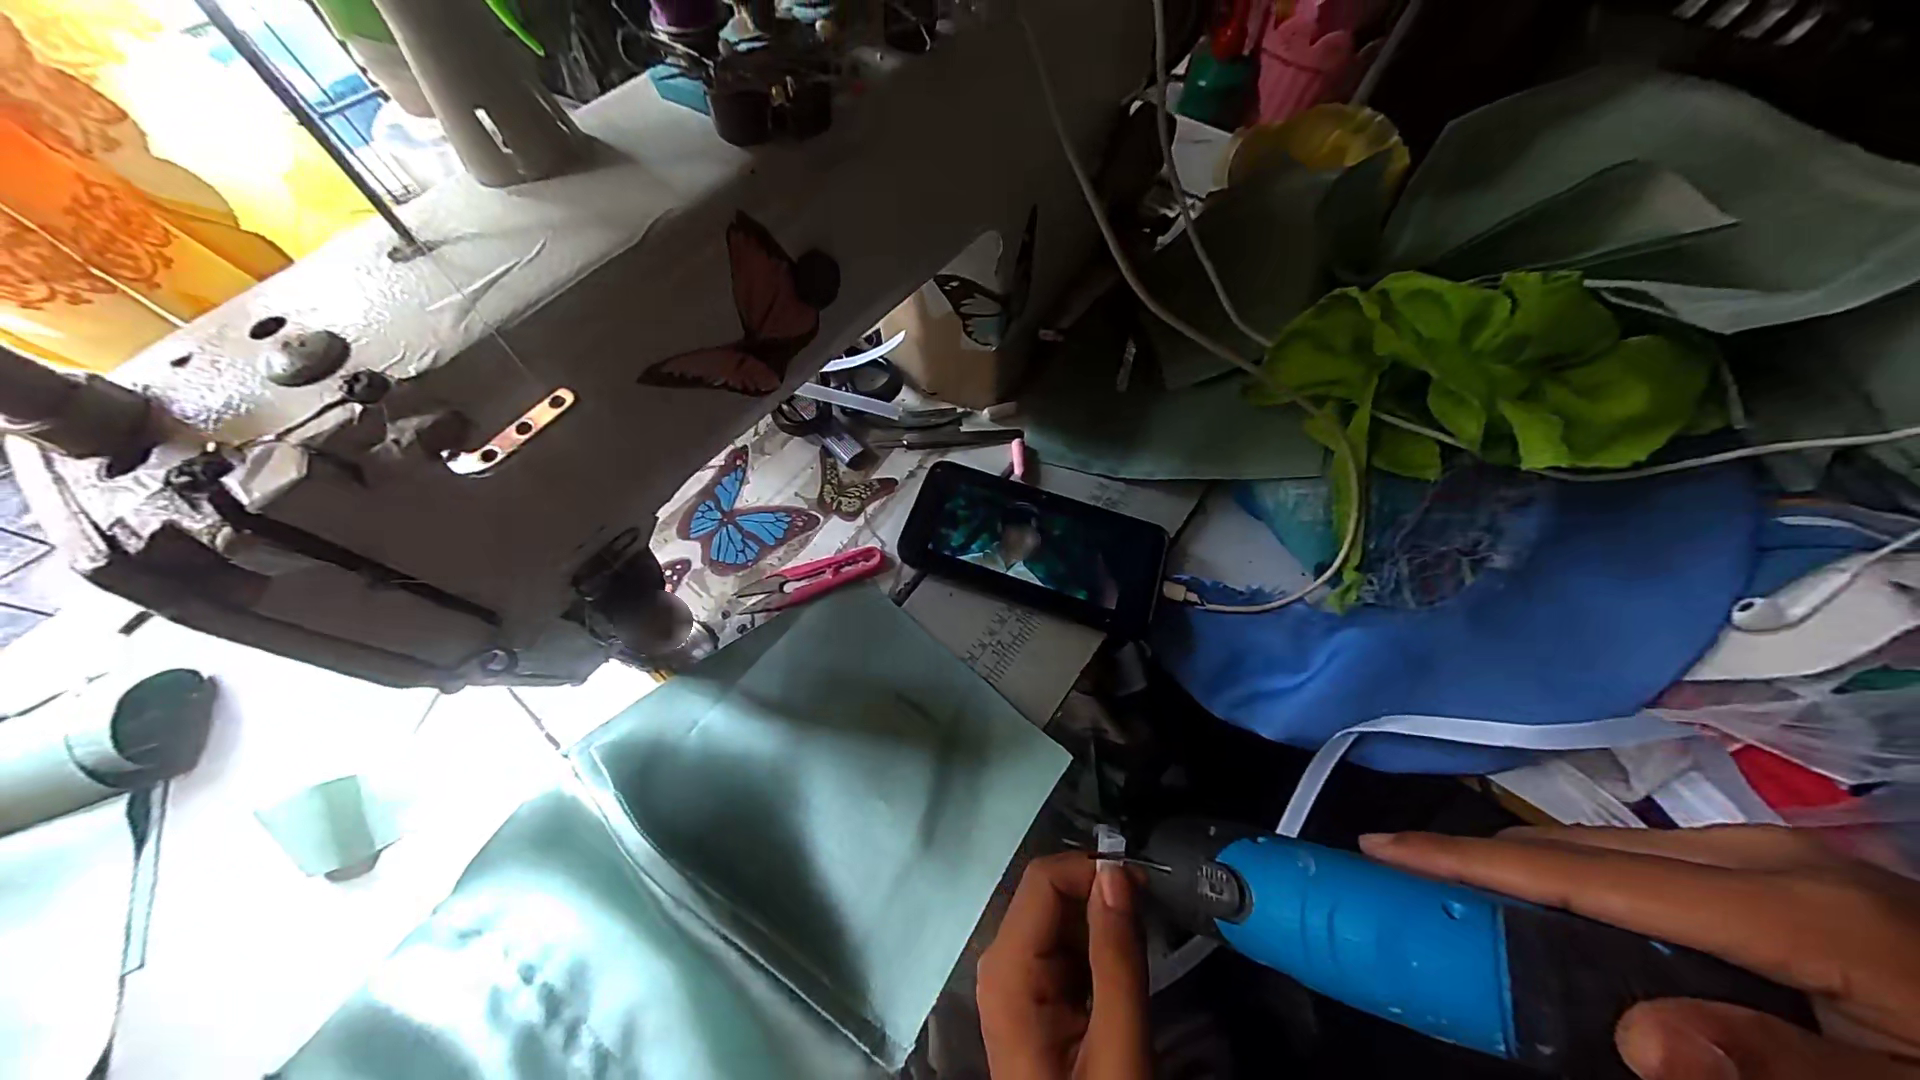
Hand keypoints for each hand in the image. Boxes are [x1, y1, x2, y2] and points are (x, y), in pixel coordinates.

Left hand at [976, 853, 1150, 1079]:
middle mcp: (1001, 960)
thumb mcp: (1117, 1047)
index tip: (1143, 886)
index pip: (1044, 880)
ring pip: (1058, 915)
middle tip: (1149, 914)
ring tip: (1139, 940)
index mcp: (1008, 967)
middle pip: (1048, 894)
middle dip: (1097, 893)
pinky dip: (1094, 942)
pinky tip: (1119, 960)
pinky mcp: (1031, 991)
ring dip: (1099, 917)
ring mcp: (1014, 975)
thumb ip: (1116, 956)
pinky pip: (1062, 944)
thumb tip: (1115, 872)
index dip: (1091, 871)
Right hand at [1359, 825, 1919, 1079]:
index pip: (1578, 875)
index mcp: (1781, 903)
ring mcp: (1769, 855)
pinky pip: (1640, 862)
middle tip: (1402, 876)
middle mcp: (1756, 855)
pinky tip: (1564, 908)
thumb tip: (1643, 1043)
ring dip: (1522, 869)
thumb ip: (1786, 1073)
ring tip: (1463, 892)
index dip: (1468, 861)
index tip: (1382, 847)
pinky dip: (1576, 880)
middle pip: (1574, 848)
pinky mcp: (1776, 869)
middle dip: (1477, 859)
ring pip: (1601, 849)